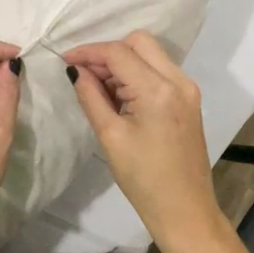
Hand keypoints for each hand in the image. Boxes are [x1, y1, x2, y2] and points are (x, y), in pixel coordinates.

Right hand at [64, 31, 224, 248]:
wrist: (185, 210)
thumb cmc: (143, 178)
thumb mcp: (110, 136)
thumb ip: (91, 96)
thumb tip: (77, 70)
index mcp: (158, 90)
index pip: (118, 53)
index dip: (88, 52)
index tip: (64, 60)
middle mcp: (178, 80)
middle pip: (139, 42)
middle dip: (108, 52)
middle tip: (86, 74)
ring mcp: (187, 89)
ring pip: (150, 53)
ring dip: (123, 62)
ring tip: (100, 88)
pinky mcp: (189, 99)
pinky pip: (159, 70)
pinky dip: (137, 73)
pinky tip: (120, 95)